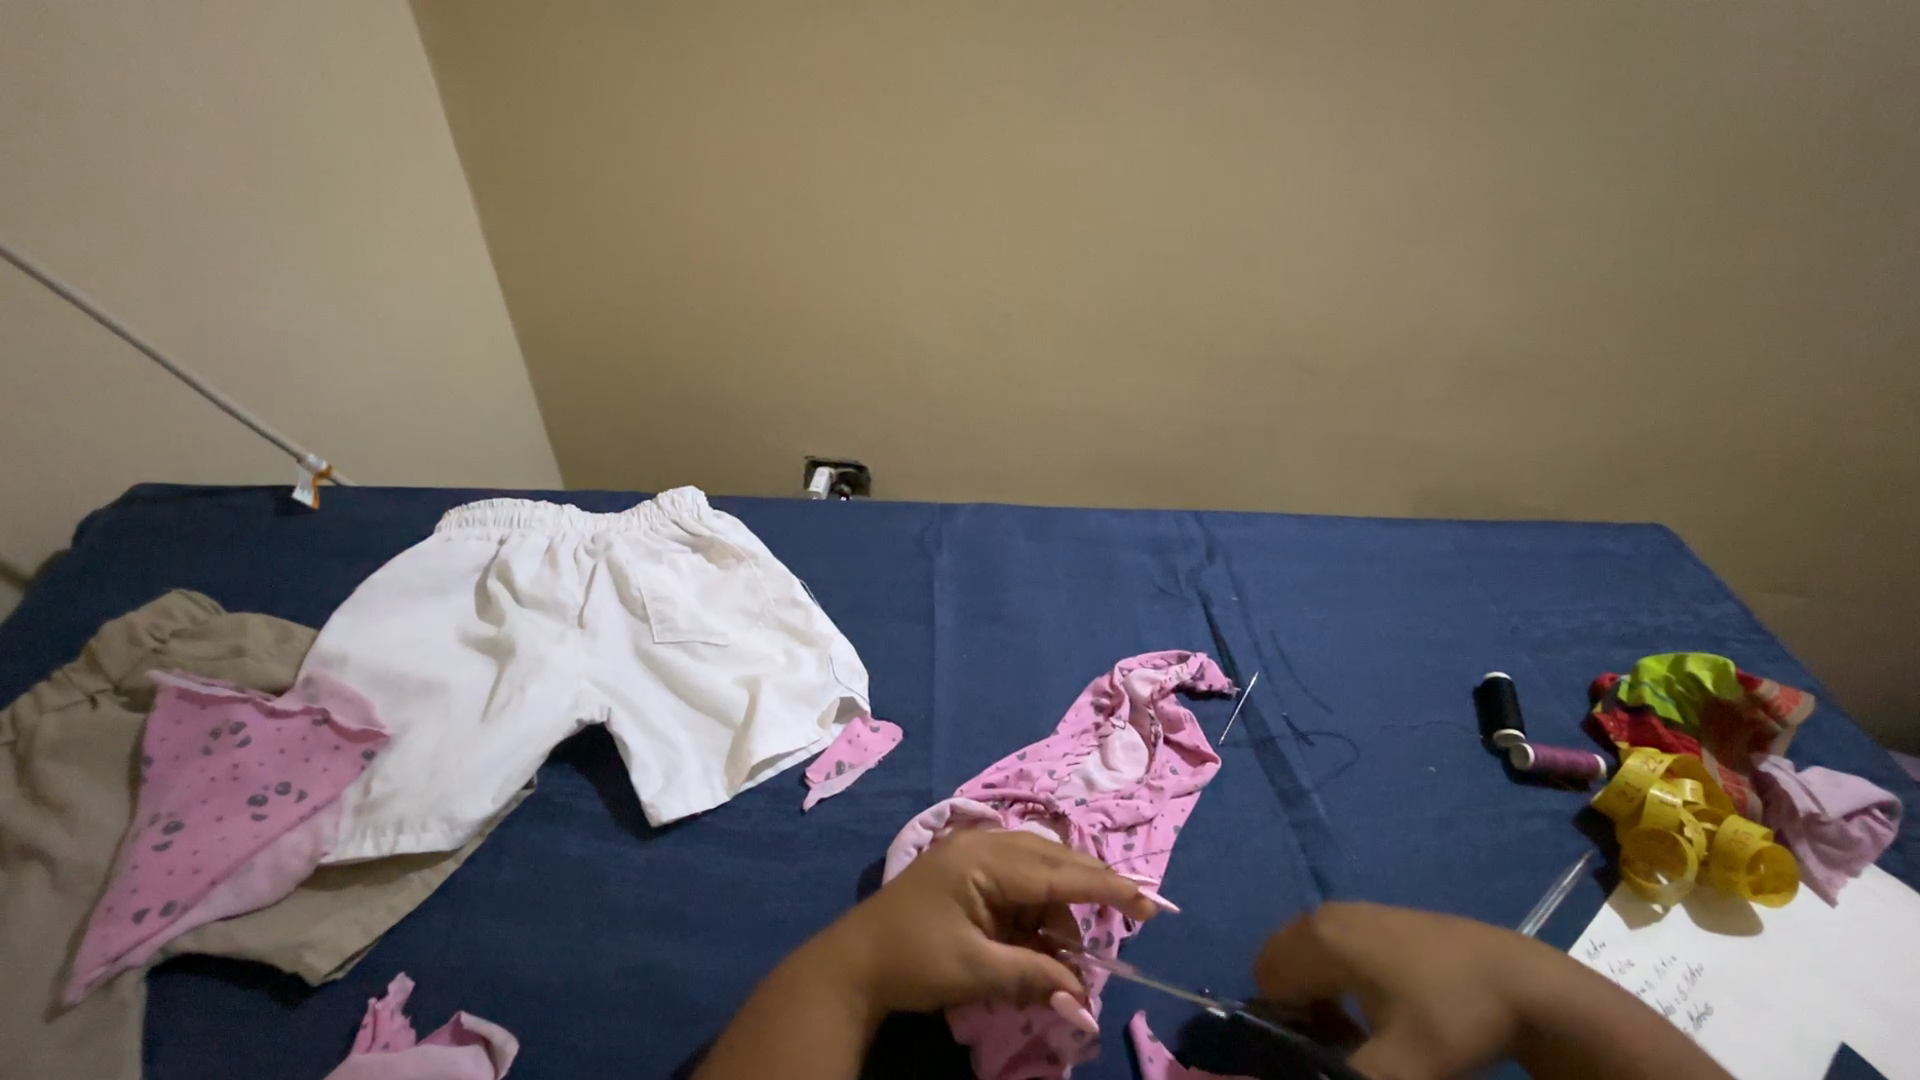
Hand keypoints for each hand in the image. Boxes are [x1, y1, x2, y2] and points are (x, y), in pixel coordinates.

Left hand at [820, 828, 1161, 1014]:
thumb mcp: (976, 971)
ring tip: (1065, 959)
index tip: (1151, 905)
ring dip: (1060, 912)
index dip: (1108, 888)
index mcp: (984, 859)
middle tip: (1130, 920)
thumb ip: (1034, 975)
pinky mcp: (969, 873)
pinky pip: (1019, 884)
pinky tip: (1041, 943)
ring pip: (1039, 873)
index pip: (1059, 871)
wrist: (853, 962)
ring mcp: (974, 856)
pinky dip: (1038, 912)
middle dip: (1089, 894)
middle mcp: (984, 845)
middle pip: (1053, 861)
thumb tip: (1081, 996)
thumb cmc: (912, 960)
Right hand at [1254, 902, 1733, 1079]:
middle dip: (1295, 1011)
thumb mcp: (1405, 1067)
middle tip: (1336, 1049)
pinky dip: (1334, 981)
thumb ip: (1346, 1079)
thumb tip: (1308, 1078)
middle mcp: (1323, 916)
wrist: (1524, 980)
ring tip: (1356, 1036)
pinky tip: (1376, 1010)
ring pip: (1303, 958)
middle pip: (1279, 965)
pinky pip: (1328, 949)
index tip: (1320, 1058)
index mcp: (1319, 939)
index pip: (1266, 983)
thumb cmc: (1456, 1017)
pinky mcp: (1373, 918)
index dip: (1282, 1027)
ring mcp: (1349, 912)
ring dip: (1315, 998)